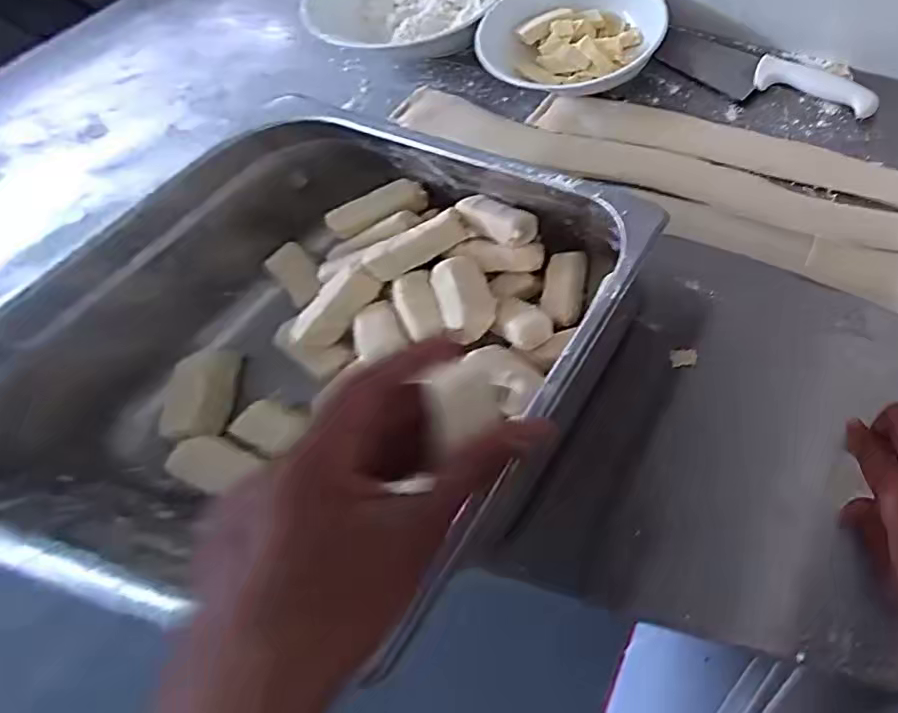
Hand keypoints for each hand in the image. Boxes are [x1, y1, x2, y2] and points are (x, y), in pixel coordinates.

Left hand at [156, 339, 552, 712]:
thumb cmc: (338, 607)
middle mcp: (266, 477)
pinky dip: (363, 479)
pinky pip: (314, 487)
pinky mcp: (238, 541)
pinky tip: (395, 504)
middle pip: (352, 422)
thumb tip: (537, 425)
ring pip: (334, 457)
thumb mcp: (420, 531)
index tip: (461, 342)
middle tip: (469, 420)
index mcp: (306, 465)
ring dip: (393, 450)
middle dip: (418, 415)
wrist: (244, 704)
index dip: (416, 357)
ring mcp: (245, 511)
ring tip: (442, 466)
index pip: (365, 387)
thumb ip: (477, 468)